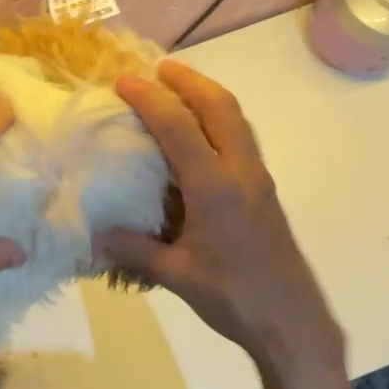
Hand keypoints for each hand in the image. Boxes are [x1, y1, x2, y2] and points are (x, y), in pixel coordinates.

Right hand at [100, 61, 343, 371]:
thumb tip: (97, 233)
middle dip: (189, 81)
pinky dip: (219, 123)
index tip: (124, 81)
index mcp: (216, 189)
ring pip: (237, 121)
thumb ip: (136, 250)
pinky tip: (201, 139)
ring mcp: (258, 181)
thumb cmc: (233, 297)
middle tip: (160, 69)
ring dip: (209, 98)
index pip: (179, 129)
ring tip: (180, 91)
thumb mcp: (176, 275)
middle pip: (220, 107)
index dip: (150, 100)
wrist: (290, 319)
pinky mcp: (264, 194)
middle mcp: (241, 173)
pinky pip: (241, 142)